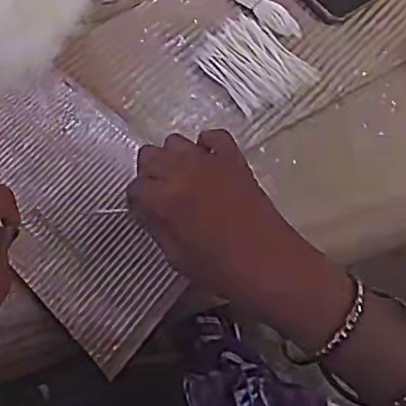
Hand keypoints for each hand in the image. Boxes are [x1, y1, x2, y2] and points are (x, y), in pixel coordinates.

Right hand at [127, 130, 321, 300]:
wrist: (271, 266)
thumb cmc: (220, 269)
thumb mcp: (174, 256)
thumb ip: (156, 227)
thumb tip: (147, 211)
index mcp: (162, 199)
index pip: (135, 187)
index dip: (137, 200)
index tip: (145, 210)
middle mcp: (180, 172)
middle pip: (148, 155)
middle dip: (149, 173)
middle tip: (160, 192)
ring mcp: (208, 162)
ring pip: (174, 142)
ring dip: (173, 158)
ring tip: (183, 178)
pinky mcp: (233, 160)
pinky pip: (214, 137)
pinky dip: (207, 144)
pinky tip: (207, 160)